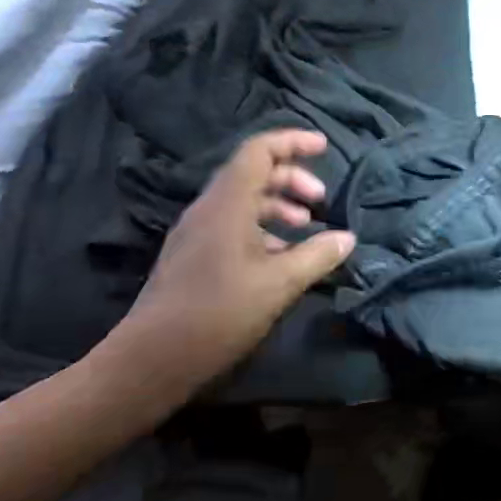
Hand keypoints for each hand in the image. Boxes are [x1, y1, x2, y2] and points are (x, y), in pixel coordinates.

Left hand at [95, 129, 356, 413]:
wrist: (153, 358)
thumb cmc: (219, 314)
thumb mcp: (279, 284)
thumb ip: (317, 256)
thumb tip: (347, 237)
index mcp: (227, 204)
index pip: (258, 152)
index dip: (292, 142)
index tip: (324, 147)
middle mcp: (209, 209)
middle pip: (253, 173)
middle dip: (291, 179)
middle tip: (320, 201)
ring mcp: (198, 233)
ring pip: (244, 202)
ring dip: (279, 206)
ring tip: (307, 229)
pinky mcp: (195, 256)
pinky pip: (234, 225)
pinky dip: (264, 230)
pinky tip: (283, 258)